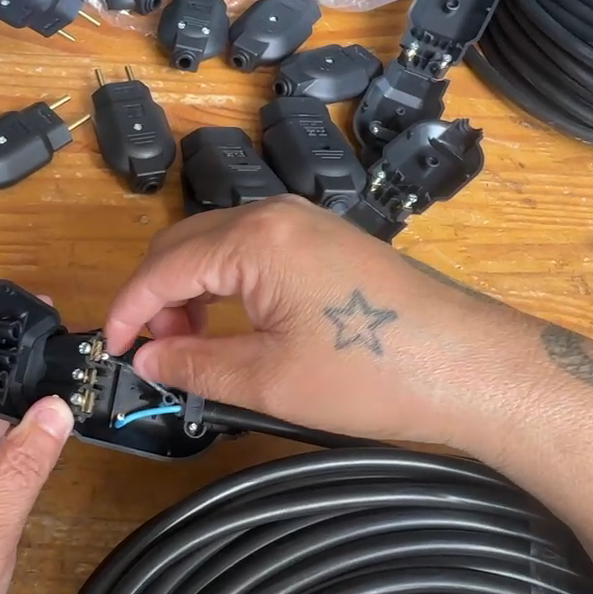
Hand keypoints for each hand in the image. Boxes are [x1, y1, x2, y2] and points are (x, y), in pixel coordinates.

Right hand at [102, 196, 538, 457]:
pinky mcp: (324, 239)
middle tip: (156, 352)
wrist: (478, 369)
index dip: (129, 311)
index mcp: (254, 238)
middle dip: (157, 297)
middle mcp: (274, 214)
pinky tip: (232, 324)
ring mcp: (304, 222)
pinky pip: (249, 250)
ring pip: (215, 246)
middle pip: (183, 246)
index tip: (113, 349)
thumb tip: (148, 358)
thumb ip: (194, 363)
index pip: (163, 268)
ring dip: (189, 291)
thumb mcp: (270, 380)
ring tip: (193, 344)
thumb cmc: (373, 374)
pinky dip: (224, 285)